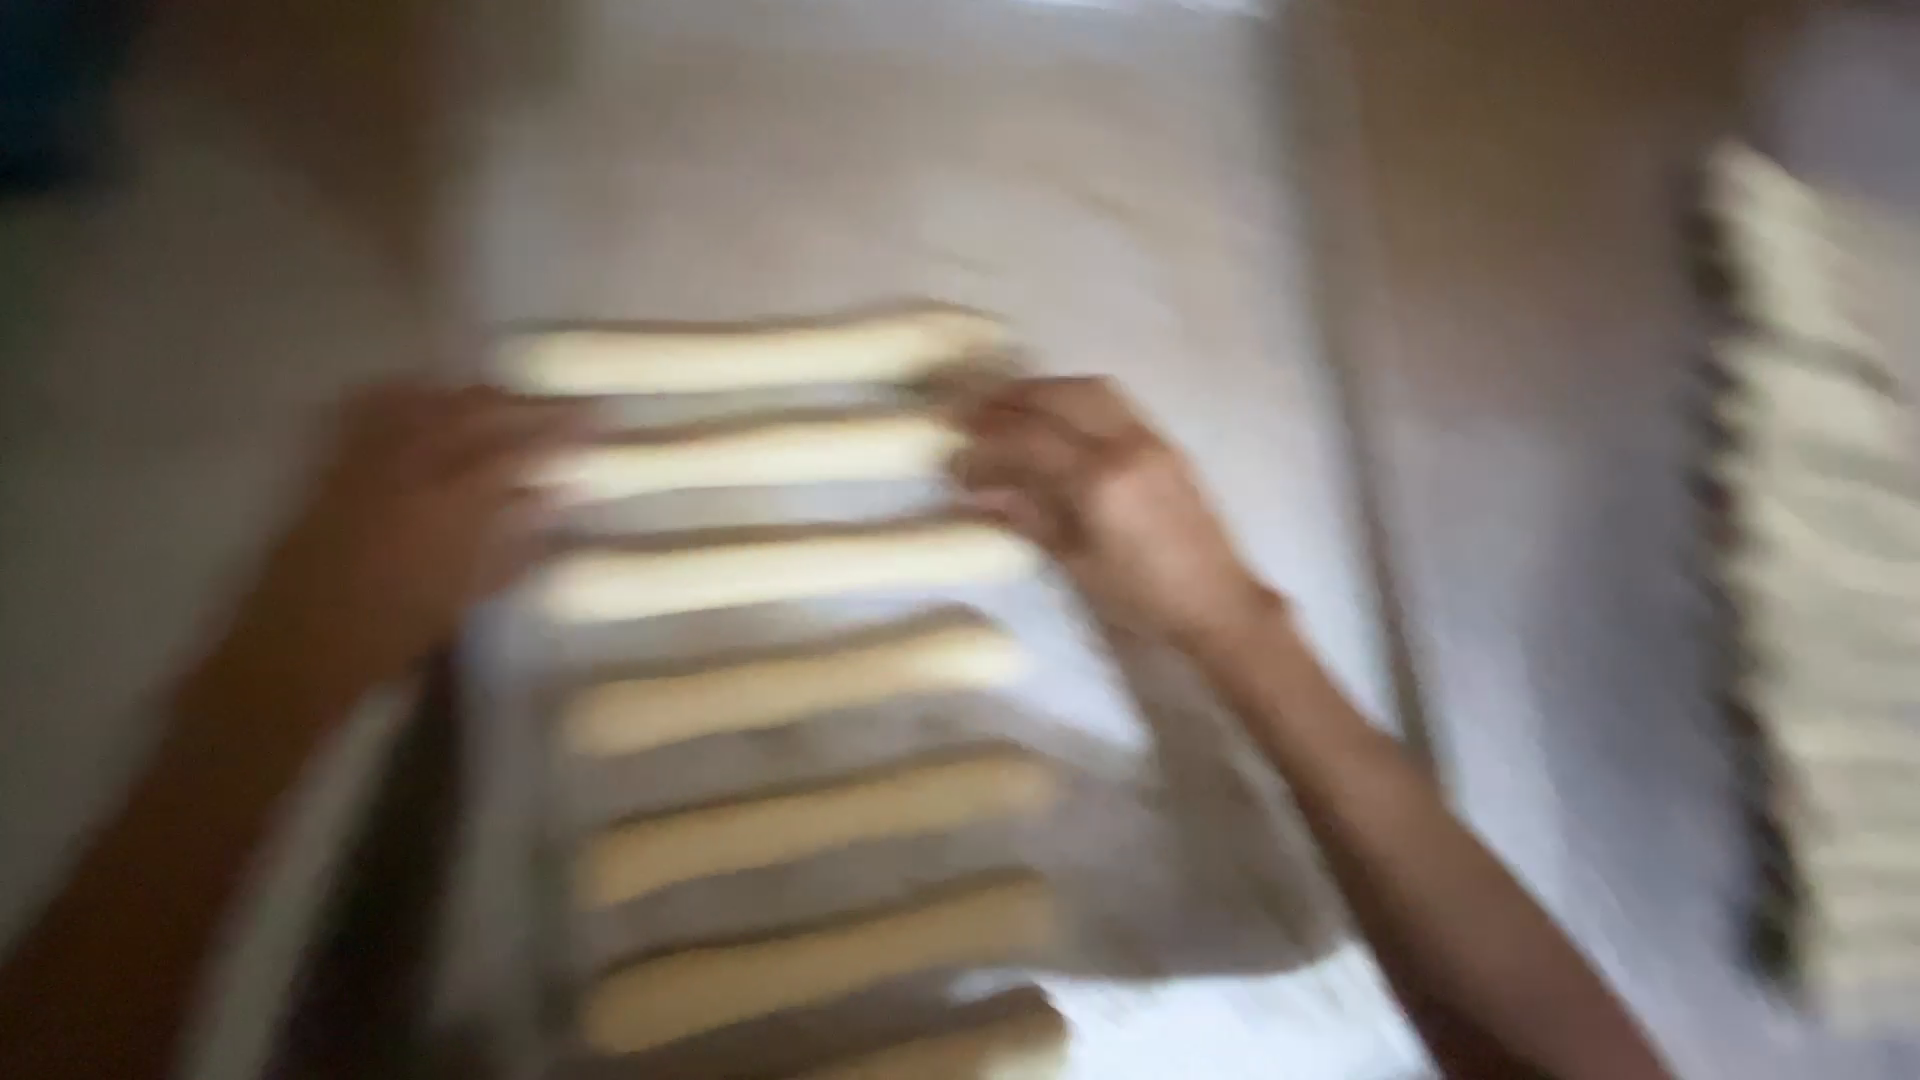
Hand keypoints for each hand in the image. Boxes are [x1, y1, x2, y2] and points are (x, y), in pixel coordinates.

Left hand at [204, 381, 582, 717]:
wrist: (301, 644)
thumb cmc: (400, 628)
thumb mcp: (474, 589)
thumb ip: (524, 540)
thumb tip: (563, 496)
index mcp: (452, 505)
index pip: (521, 448)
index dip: (562, 426)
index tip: (597, 416)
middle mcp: (408, 469)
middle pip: (476, 410)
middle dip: (525, 401)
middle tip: (559, 405)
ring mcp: (363, 460)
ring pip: (425, 400)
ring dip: (472, 392)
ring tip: (504, 396)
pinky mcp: (328, 462)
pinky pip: (365, 407)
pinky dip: (402, 393)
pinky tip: (423, 392)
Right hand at [954, 377, 1276, 652]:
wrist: (1217, 601)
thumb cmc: (1142, 596)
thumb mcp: (1077, 563)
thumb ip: (1028, 516)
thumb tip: (979, 493)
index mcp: (1101, 480)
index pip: (1029, 443)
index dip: (986, 447)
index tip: (957, 459)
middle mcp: (1127, 444)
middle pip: (1058, 397)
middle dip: (1010, 400)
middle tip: (973, 415)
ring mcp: (1152, 438)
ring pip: (1090, 389)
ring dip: (1045, 390)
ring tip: (1011, 408)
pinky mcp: (1167, 442)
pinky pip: (1114, 402)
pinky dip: (1076, 399)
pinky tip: (1057, 419)